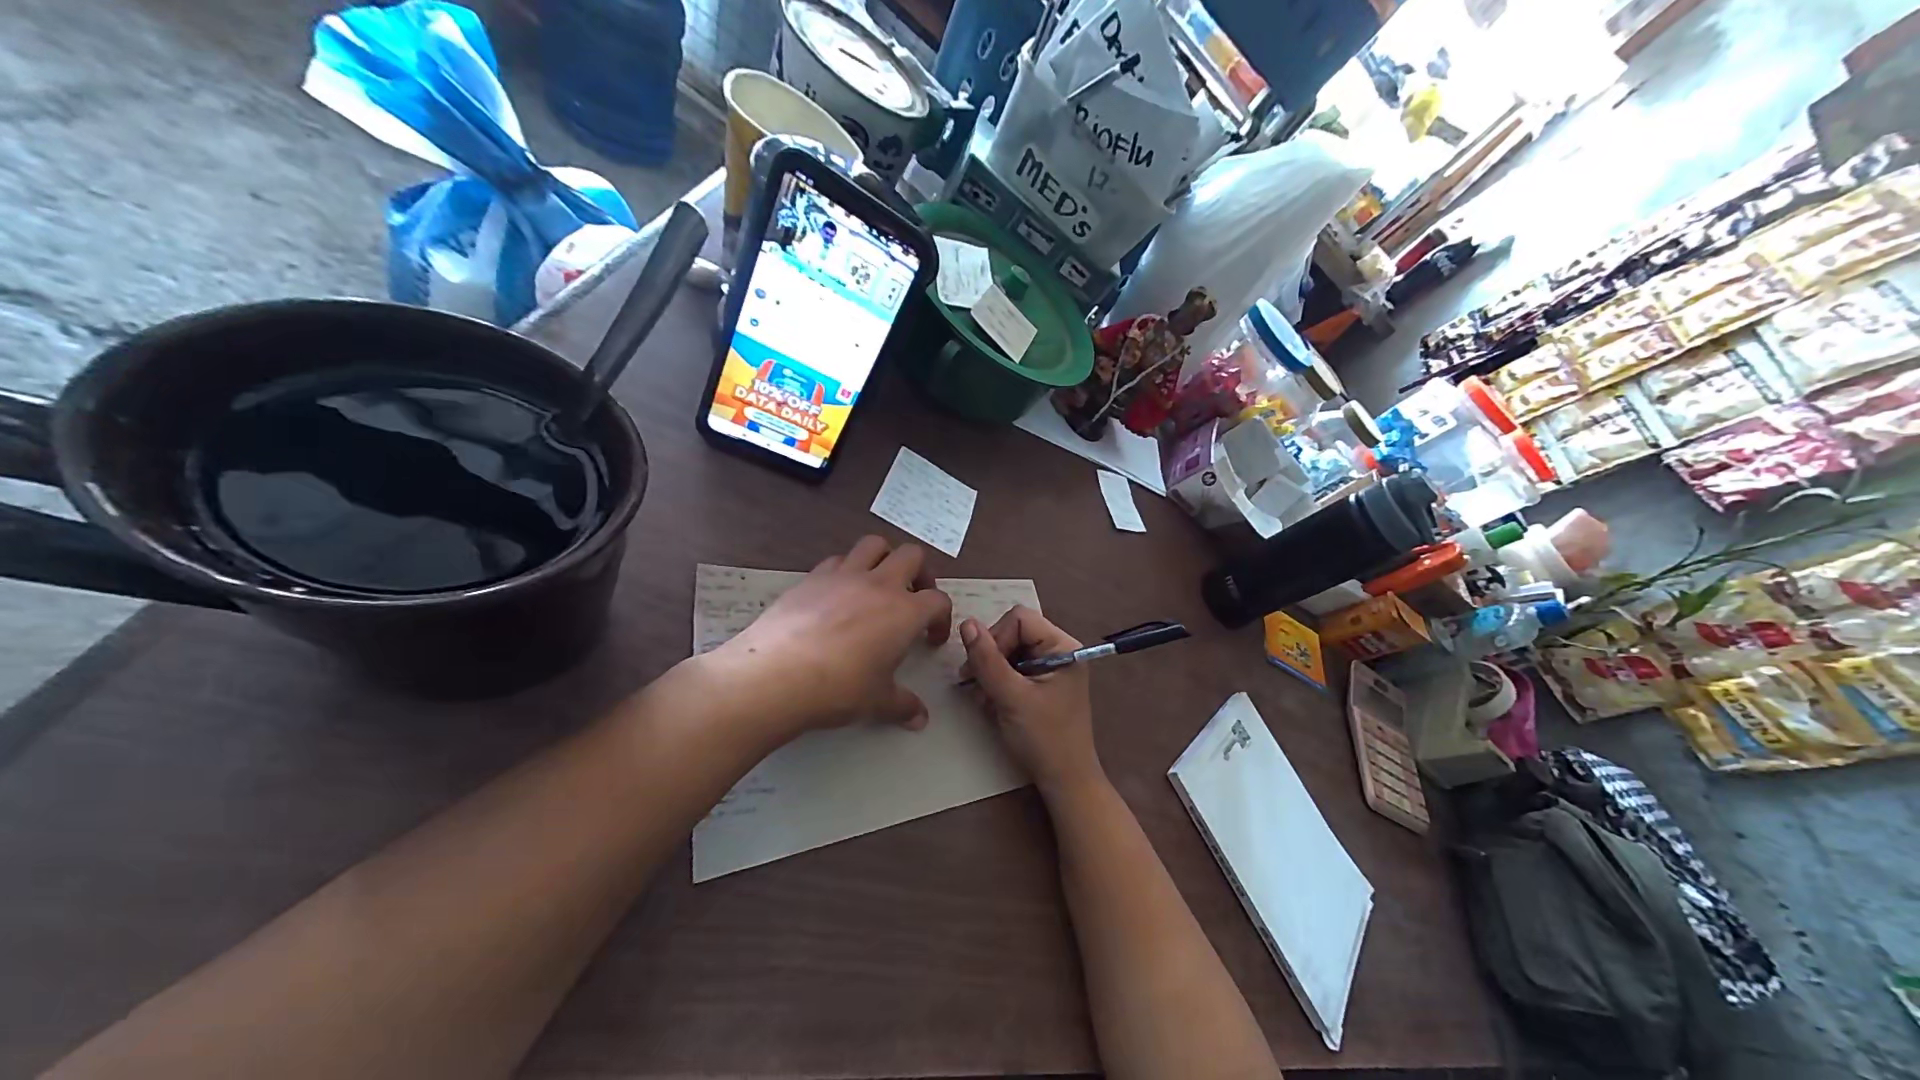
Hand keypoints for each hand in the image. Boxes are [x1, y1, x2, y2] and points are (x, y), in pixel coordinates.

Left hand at [714, 535, 952, 737]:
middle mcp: (879, 584)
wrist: (778, 674)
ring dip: (883, 558)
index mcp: (905, 612)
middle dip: (919, 573)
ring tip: (878, 584)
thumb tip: (920, 718)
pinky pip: (837, 560)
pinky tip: (838, 594)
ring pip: (873, 544)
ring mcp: (844, 575)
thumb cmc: (839, 688)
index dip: (941, 618)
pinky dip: (846, 570)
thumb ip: (903, 705)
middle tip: (912, 598)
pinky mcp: (812, 577)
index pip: (938, 600)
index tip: (930, 639)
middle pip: (912, 555)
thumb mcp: (877, 702)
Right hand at [958, 606, 1102, 796]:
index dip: (996, 637)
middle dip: (990, 656)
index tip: (983, 667)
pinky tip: (991, 704)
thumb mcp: (1011, 697)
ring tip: (983, 699)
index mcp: (1062, 646)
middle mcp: (1058, 651)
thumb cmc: (1044, 738)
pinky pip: (1012, 669)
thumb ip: (987, 660)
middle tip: (973, 683)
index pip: (1019, 619)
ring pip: (1008, 651)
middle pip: (1012, 632)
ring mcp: (1050, 668)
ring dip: (990, 672)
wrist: (1065, 781)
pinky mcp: (1040, 684)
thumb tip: (966, 624)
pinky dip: (997, 683)